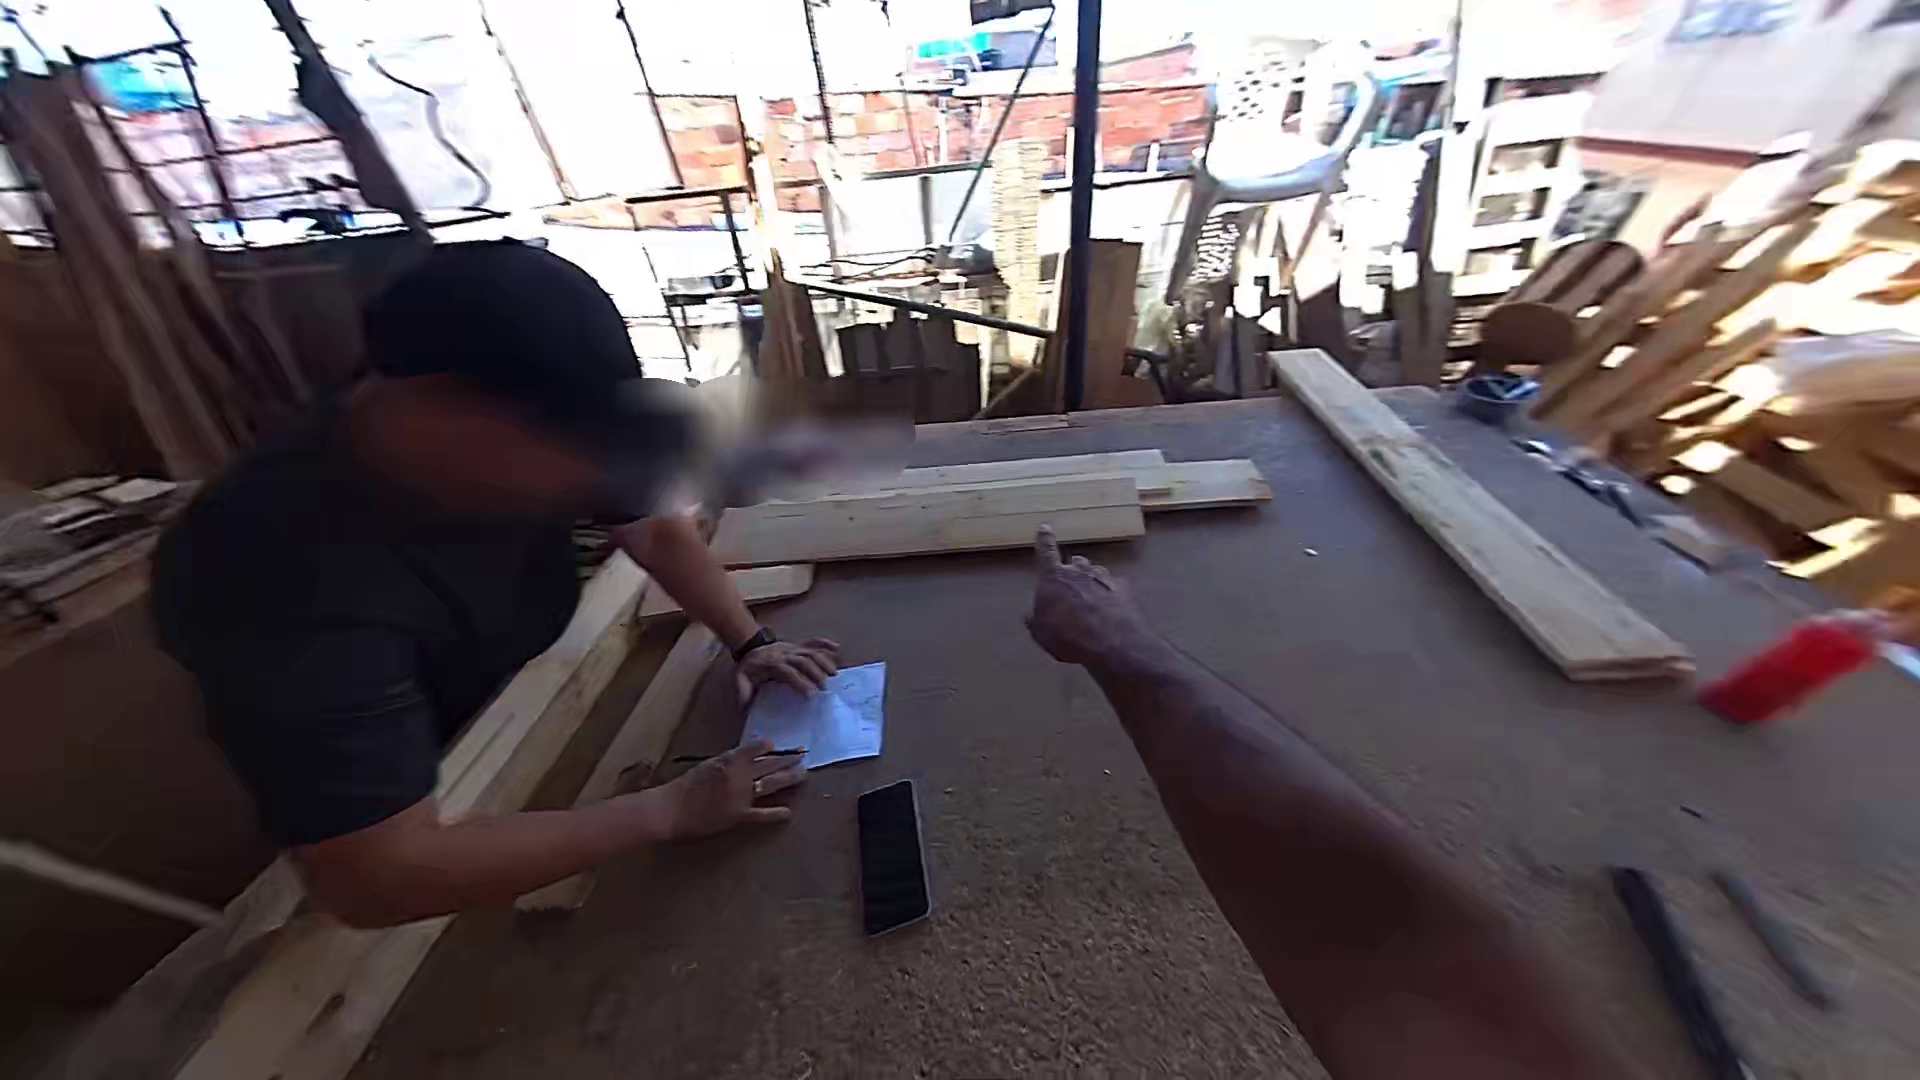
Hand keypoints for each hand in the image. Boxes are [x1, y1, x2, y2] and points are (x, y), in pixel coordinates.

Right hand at [660, 739, 804, 838]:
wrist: (671, 808)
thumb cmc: (686, 785)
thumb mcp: (709, 764)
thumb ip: (730, 760)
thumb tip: (748, 756)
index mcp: (732, 759)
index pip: (758, 747)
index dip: (770, 746)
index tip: (779, 746)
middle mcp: (741, 774)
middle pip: (771, 763)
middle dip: (789, 758)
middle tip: (803, 755)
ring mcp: (742, 795)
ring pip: (772, 783)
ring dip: (789, 777)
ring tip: (803, 774)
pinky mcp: (739, 815)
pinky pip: (762, 814)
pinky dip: (776, 813)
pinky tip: (788, 812)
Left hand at [735, 636, 841, 702]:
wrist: (750, 647)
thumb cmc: (749, 668)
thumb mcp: (741, 680)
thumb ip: (743, 693)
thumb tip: (746, 708)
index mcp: (772, 663)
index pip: (788, 672)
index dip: (800, 683)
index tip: (810, 695)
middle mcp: (785, 653)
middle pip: (804, 661)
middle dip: (816, 673)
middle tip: (825, 687)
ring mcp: (793, 647)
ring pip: (811, 651)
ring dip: (824, 660)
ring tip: (834, 674)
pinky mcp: (799, 644)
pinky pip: (813, 641)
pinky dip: (825, 643)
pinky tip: (837, 648)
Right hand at [1026, 525, 1158, 666]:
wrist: (1112, 645)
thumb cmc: (1069, 637)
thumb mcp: (1041, 632)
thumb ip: (1036, 618)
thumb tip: (1032, 614)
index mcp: (1054, 578)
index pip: (1046, 552)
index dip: (1044, 539)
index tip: (1045, 527)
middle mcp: (1079, 571)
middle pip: (1075, 564)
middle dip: (1072, 572)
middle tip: (1071, 592)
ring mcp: (1104, 578)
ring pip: (1095, 574)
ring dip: (1091, 584)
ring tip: (1091, 606)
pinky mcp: (1124, 590)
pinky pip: (1113, 588)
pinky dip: (1110, 596)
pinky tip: (1110, 613)